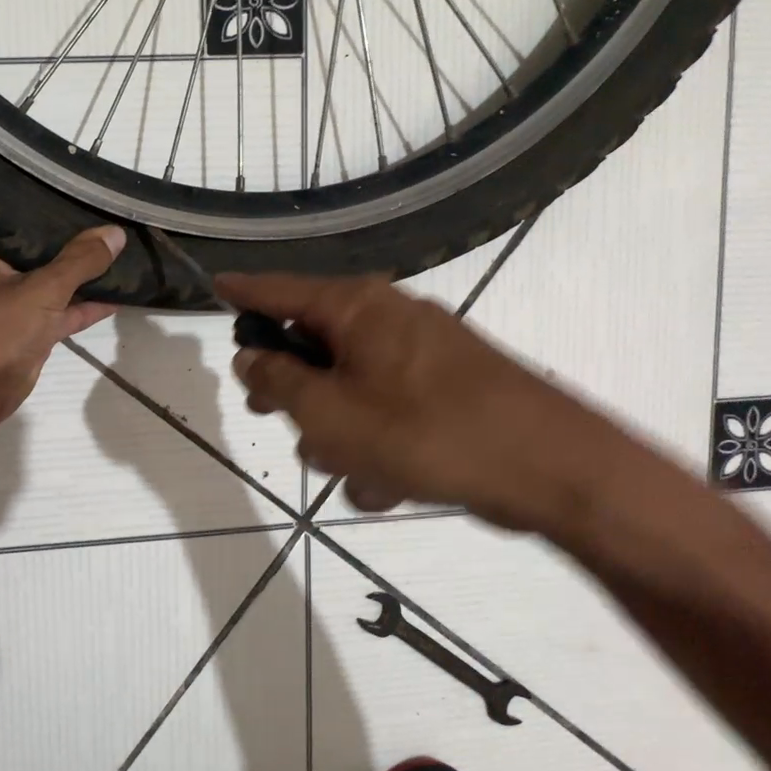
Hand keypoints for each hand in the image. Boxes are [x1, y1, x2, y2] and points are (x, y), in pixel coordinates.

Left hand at [0, 227, 126, 430]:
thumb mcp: (42, 290)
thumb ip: (79, 261)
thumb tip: (115, 233)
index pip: (21, 221)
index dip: (54, 209)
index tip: (89, 193)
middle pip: (41, 251)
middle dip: (76, 241)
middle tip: (115, 218)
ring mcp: (13, 303)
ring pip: (55, 282)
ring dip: (85, 274)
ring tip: (125, 250)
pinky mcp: (30, 330)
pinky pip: (63, 311)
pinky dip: (87, 305)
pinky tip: (119, 292)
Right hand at [217, 272, 627, 532]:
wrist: (554, 470)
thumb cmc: (423, 432)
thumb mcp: (327, 412)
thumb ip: (277, 381)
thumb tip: (249, 355)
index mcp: (357, 308)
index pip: (281, 290)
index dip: (244, 292)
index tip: (216, 286)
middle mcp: (391, 317)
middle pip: (314, 341)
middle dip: (290, 386)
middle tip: (269, 416)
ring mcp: (427, 353)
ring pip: (350, 383)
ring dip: (335, 428)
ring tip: (345, 470)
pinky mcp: (453, 388)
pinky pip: (389, 409)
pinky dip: (376, 442)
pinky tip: (385, 485)